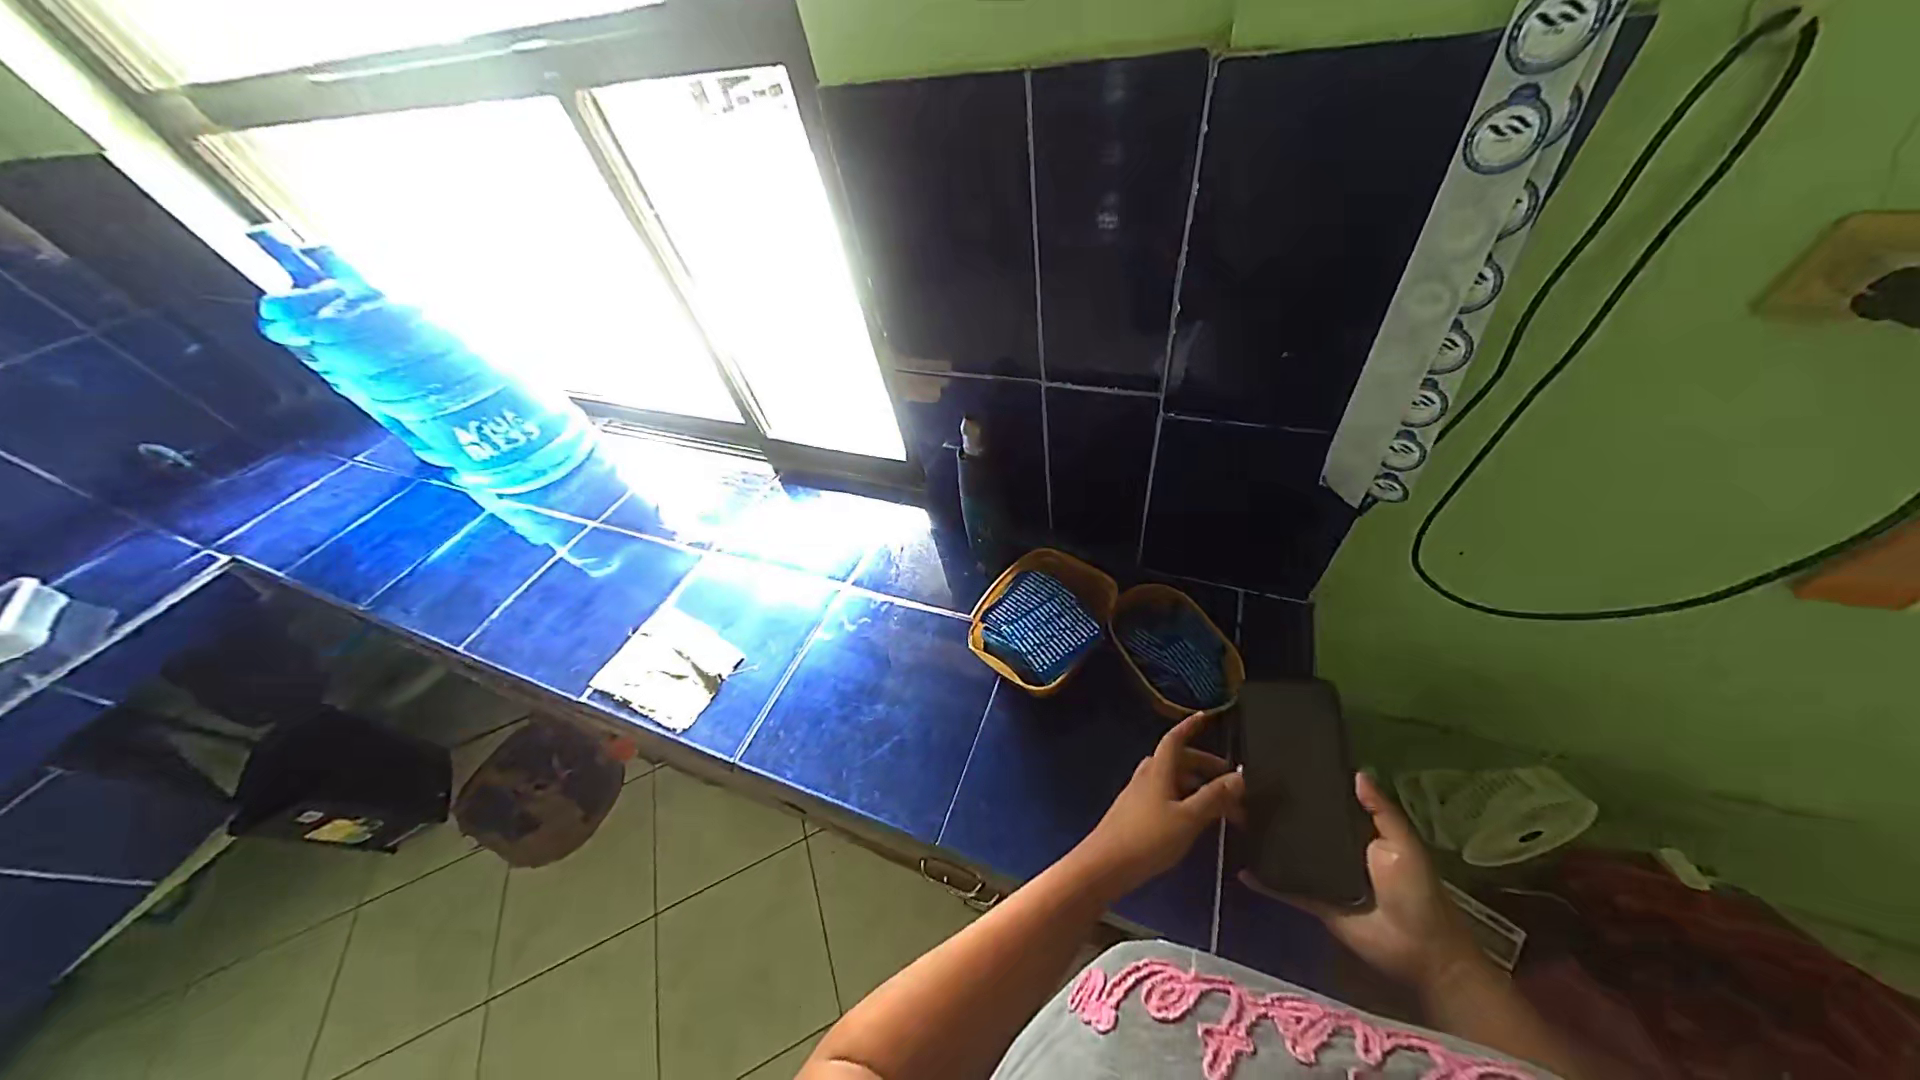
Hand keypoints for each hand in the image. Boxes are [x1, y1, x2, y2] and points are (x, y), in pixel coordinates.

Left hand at [1072, 712, 1244, 899]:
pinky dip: (1185, 800)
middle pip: (1177, 761)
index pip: (1175, 739)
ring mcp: (1138, 794)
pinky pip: (1165, 796)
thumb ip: (1213, 797)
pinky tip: (1196, 821)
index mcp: (1158, 770)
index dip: (1190, 727)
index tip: (1206, 717)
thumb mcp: (1188, 818)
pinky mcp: (1135, 813)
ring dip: (1197, 787)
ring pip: (1172, 780)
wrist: (1105, 864)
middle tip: (1230, 782)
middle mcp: (1147, 776)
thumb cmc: (1148, 838)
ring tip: (1221, 809)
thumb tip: (1239, 776)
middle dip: (1204, 766)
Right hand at [1243, 772, 1486, 992]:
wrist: (1420, 949)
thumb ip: (1382, 811)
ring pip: (1285, 853)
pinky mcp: (1311, 901)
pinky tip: (1241, 868)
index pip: (1325, 804)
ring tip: (1231, 816)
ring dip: (1263, 840)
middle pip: (1299, 826)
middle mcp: (1334, 850)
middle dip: (1273, 810)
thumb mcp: (1405, 844)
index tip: (1274, 763)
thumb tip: (1357, 771)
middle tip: (1239, 787)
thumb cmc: (1416, 891)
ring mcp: (1319, 876)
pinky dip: (1263, 881)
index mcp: (1355, 832)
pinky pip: (1282, 888)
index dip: (1304, 786)